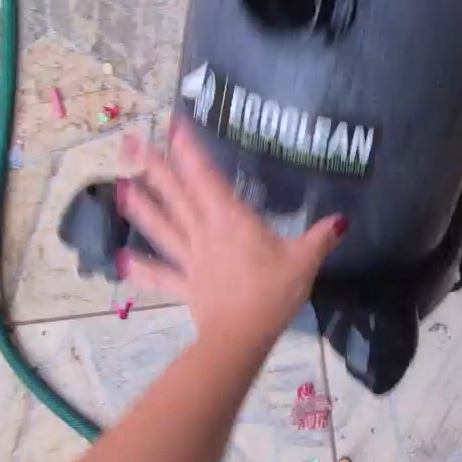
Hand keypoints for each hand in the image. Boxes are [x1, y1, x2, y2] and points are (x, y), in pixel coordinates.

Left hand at [114, 124, 344, 341]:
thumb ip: (321, 237)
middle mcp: (205, 233)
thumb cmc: (273, 292)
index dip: (191, 150)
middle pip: (177, 196)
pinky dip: (141, 268)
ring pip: (163, 227)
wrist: (241, 336)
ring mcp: (191, 259)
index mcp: (232, 220)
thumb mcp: (305, 261)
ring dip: (141, 206)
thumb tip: (341, 220)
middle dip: (154, 167)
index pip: (207, 178)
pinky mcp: (185, 285)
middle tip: (131, 143)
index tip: (173, 125)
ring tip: (119, 185)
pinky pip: (160, 274)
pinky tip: (121, 260)